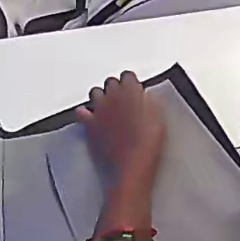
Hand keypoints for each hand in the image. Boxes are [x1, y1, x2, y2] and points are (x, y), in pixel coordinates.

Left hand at [76, 71, 165, 225]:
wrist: (132, 165)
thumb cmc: (148, 144)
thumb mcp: (158, 118)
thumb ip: (149, 102)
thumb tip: (145, 98)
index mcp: (132, 91)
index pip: (128, 75)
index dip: (131, 82)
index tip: (133, 88)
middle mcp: (113, 96)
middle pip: (111, 82)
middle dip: (115, 88)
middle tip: (122, 100)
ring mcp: (100, 109)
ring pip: (95, 92)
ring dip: (101, 98)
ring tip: (107, 107)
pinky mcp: (90, 124)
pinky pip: (81, 112)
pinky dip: (84, 113)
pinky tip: (89, 117)